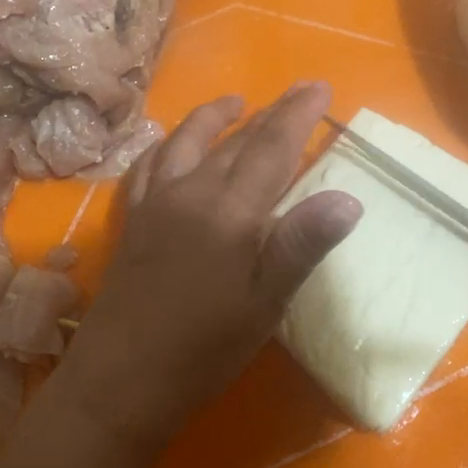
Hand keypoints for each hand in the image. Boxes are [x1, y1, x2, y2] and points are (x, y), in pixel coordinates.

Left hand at [55, 81, 362, 456]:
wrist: (119, 380)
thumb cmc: (203, 349)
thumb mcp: (264, 305)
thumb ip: (301, 245)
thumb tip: (348, 199)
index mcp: (231, 212)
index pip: (273, 149)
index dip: (298, 115)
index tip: (319, 87)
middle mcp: (192, 192)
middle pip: (237, 141)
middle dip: (271, 113)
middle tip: (297, 91)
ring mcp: (156, 201)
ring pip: (189, 142)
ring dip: (215, 117)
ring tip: (235, 102)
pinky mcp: (132, 218)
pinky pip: (148, 164)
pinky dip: (165, 144)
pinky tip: (169, 143)